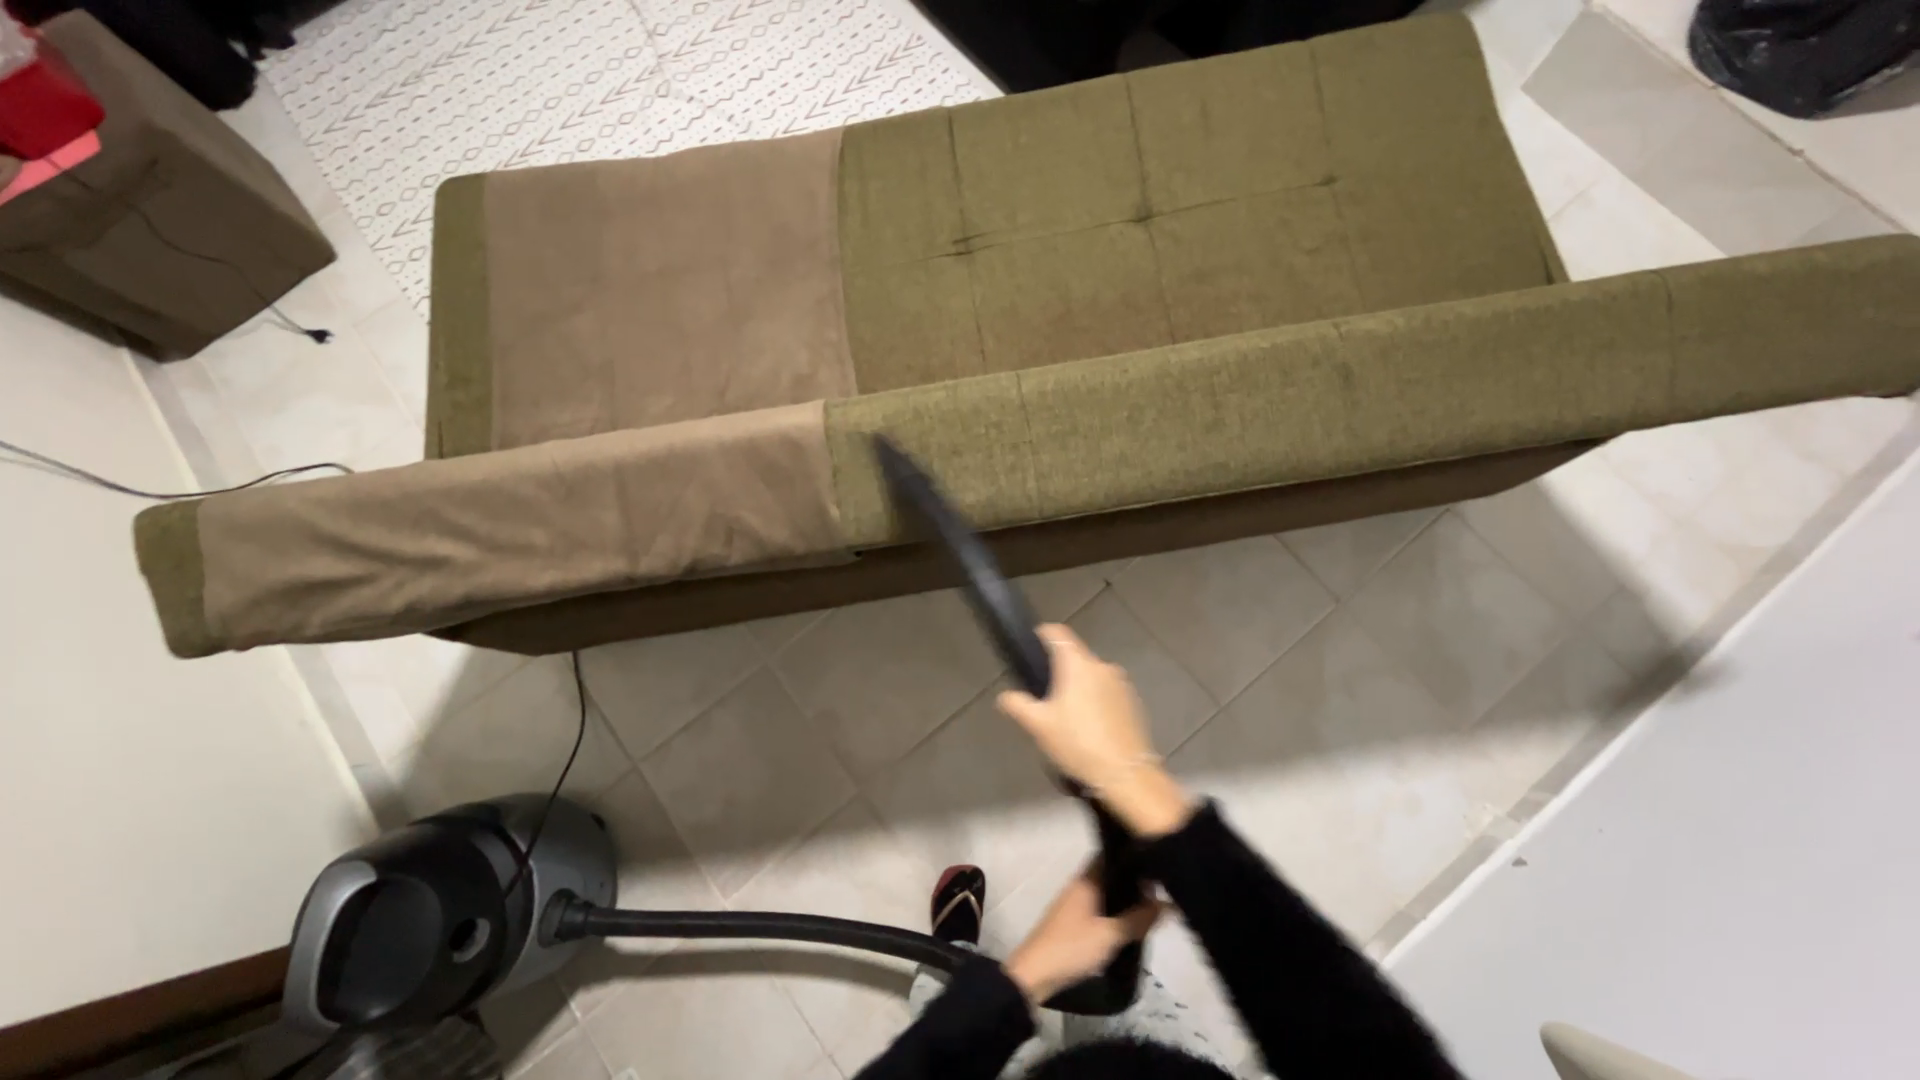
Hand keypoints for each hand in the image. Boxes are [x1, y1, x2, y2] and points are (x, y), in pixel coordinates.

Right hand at [997, 625, 1195, 836]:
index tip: (1032, 643)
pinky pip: (1107, 692)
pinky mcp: (1133, 702)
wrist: (1125, 773)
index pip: (1058, 634)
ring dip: (1079, 686)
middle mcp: (1102, 666)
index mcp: (1077, 664)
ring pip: (1092, 676)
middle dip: (1059, 670)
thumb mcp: (1039, 726)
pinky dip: (1096, 700)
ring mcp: (1121, 683)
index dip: (1043, 634)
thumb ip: (1018, 705)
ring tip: (1066, 714)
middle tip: (1044, 693)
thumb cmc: (1077, 743)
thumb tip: (1005, 697)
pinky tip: (1089, 725)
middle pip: (1075, 657)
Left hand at [1004, 864, 1163, 1005]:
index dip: (1133, 856)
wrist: (1034, 974)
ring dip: (1126, 901)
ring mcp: (1075, 904)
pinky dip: (1116, 914)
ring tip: (1154, 908)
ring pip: (1107, 894)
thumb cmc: (1071, 947)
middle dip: (1134, 882)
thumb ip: (1138, 919)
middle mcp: (1080, 886)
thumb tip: (1167, 904)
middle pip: (1111, 875)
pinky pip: (1101, 910)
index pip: (1111, 855)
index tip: (1158, 861)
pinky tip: (1132, 925)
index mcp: (1086, 880)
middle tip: (1163, 890)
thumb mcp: (1110, 935)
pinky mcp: (1073, 923)